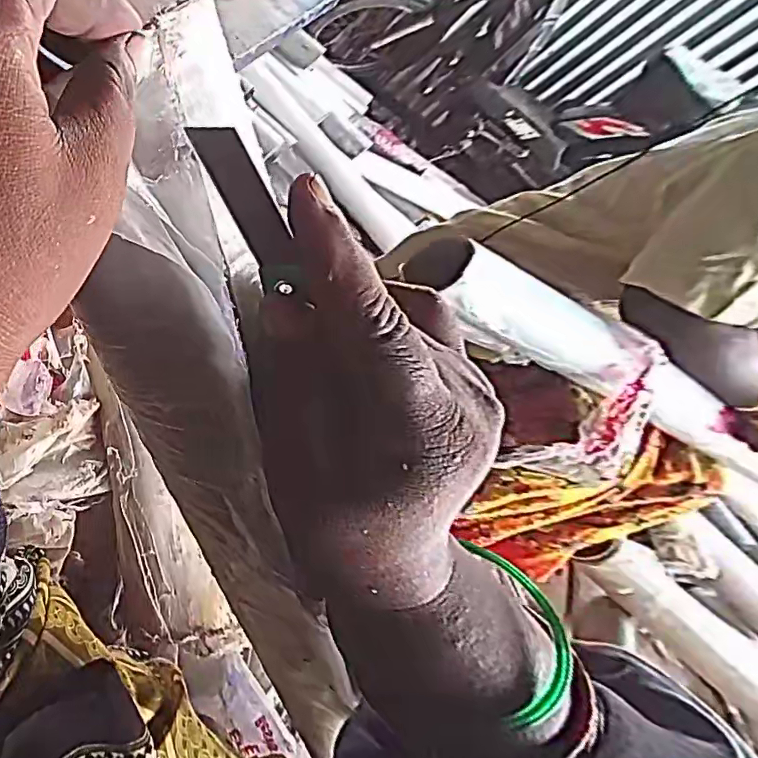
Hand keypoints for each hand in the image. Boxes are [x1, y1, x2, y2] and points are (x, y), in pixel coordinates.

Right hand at [253, 176, 504, 609]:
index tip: (305, 194)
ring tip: (319, 340)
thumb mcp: (293, 450)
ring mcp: (479, 390)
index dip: (334, 252)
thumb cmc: (327, 519)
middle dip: (332, 286)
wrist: (389, 563)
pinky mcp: (475, 385)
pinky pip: (424, 328)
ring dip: (359, 306)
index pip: (373, 317)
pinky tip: (352, 353)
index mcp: (416, 422)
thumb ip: (295, 371)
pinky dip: (379, 323)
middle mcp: (464, 397)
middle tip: (278, 289)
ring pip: (415, 309)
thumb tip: (287, 301)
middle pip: (392, 305)